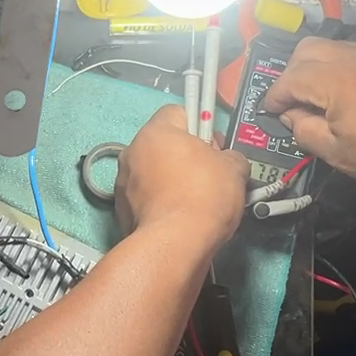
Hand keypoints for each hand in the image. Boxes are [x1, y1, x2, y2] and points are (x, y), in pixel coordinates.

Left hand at [115, 105, 248, 245]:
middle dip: (185, 155)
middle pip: (163, 143)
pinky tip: (179, 216)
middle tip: (210, 173)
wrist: (175, 244)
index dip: (200, 125)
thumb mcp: (233, 168)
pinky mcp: (121, 209)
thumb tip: (226, 160)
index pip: (178, 112)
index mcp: (156, 132)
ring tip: (196, 200)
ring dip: (171, 179)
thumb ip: (229, 155)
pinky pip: (146, 196)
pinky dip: (160, 202)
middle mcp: (132, 151)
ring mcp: (123, 182)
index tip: (214, 145)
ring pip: (153, 171)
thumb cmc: (204, 196)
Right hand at [263, 32, 355, 204]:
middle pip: (307, 51)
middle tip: (292, 100)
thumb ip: (304, 129)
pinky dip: (352, 57)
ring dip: (319, 65)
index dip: (275, 96)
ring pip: (336, 45)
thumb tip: (292, 116)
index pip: (289, 78)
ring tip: (321, 92)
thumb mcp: (336, 153)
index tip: (271, 110)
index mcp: (336, 80)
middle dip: (292, 75)